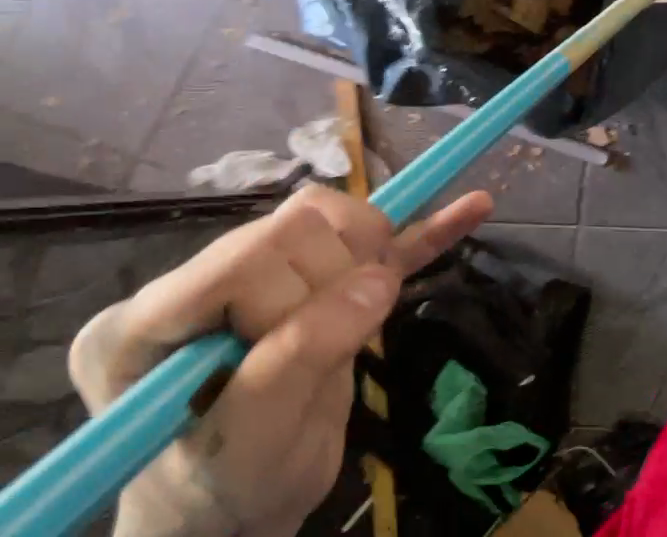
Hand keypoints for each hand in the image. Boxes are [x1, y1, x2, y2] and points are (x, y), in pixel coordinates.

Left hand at [68, 184, 493, 536]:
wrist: (238, 511)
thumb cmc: (226, 485)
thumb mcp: (253, 440)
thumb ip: (298, 359)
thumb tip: (379, 281)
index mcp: (145, 321)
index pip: (248, 253)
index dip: (297, 292)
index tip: (304, 352)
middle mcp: (192, 285)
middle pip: (295, 231)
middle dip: (337, 280)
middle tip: (339, 342)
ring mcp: (256, 278)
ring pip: (334, 221)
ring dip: (372, 261)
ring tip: (370, 315)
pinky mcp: (314, 284)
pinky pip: (375, 241)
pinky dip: (426, 229)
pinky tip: (474, 208)